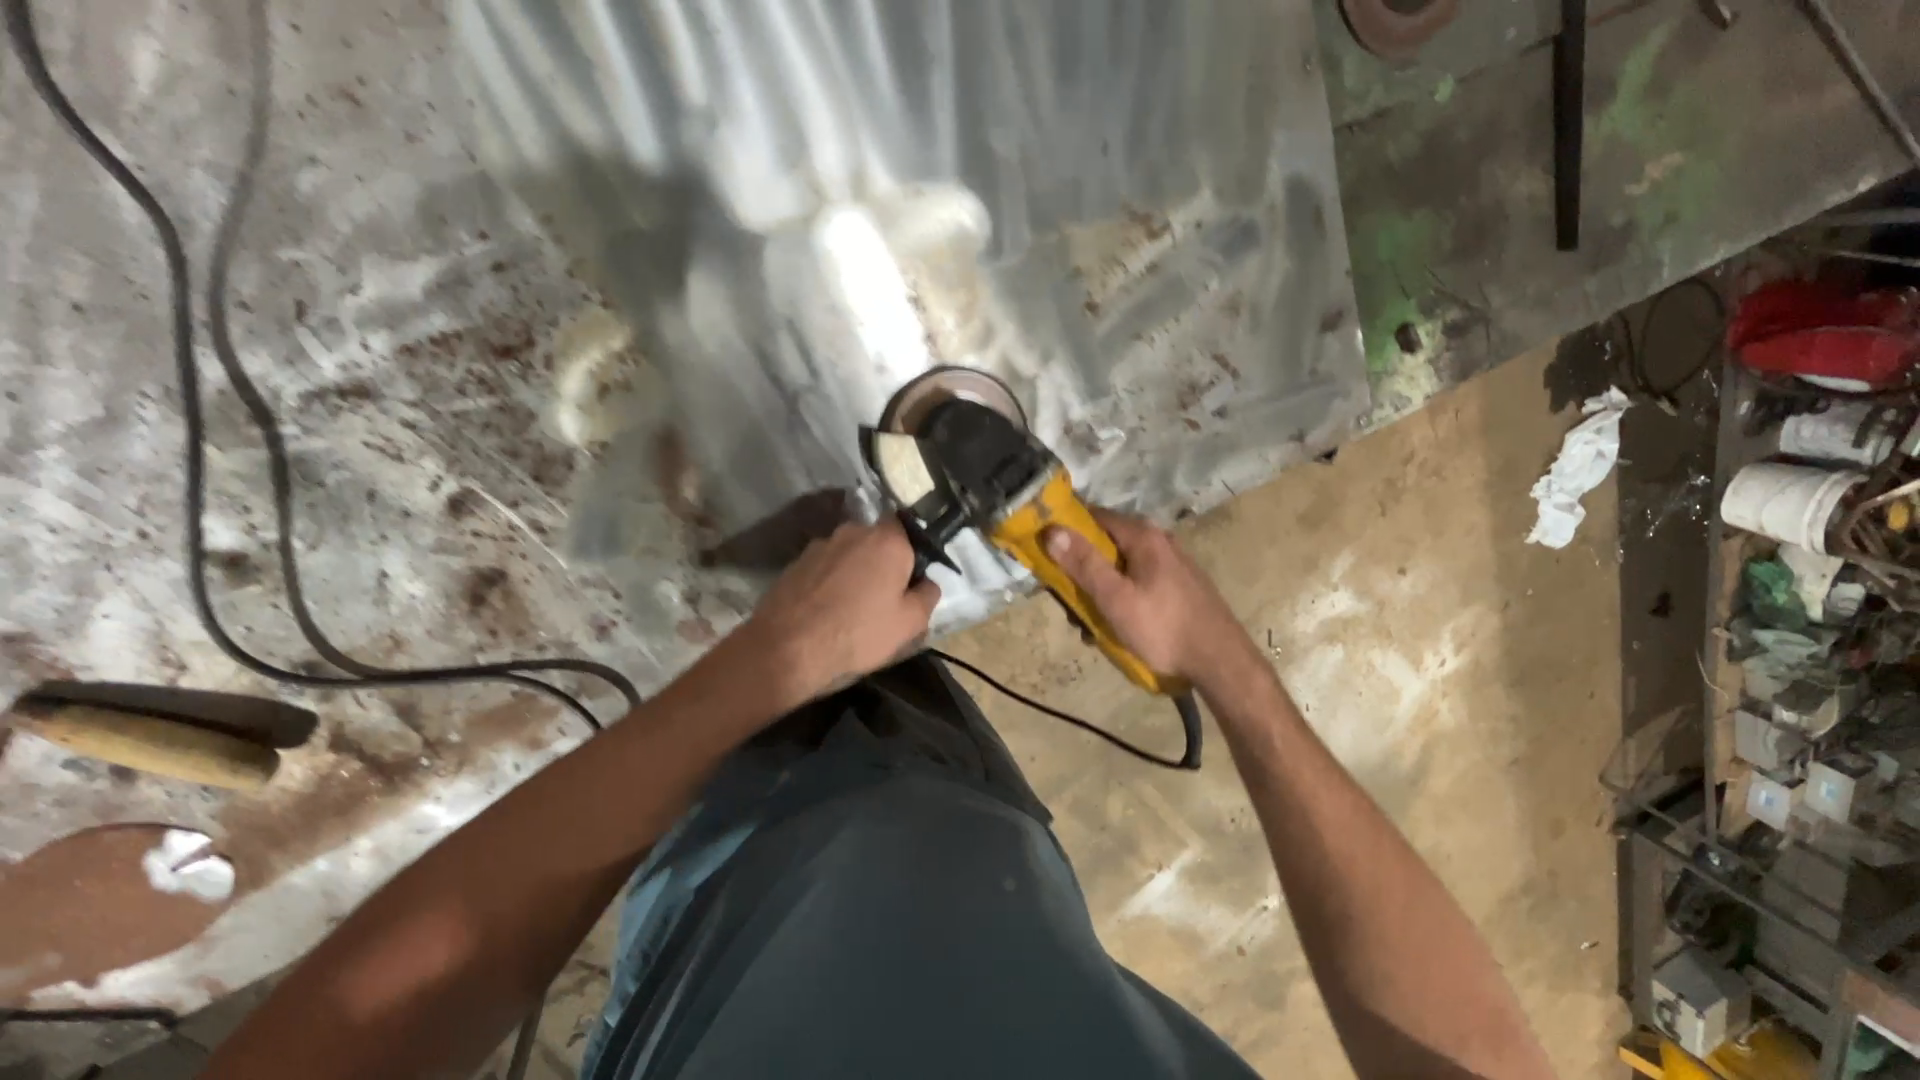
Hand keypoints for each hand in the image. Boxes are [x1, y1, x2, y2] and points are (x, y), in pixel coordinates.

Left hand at [739, 519, 939, 705]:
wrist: (788, 647)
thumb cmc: (858, 633)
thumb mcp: (909, 624)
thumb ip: (927, 596)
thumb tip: (927, 583)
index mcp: (888, 540)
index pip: (908, 528)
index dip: (912, 552)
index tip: (911, 579)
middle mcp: (854, 531)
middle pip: (876, 541)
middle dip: (882, 562)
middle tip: (884, 596)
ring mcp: (821, 545)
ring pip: (848, 554)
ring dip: (853, 572)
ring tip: (851, 606)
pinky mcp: (796, 562)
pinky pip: (824, 567)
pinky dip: (829, 582)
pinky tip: (826, 609)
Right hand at [1044, 509, 1252, 688]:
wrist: (1221, 662)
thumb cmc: (1163, 628)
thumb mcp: (1115, 598)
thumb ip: (1083, 564)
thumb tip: (1051, 529)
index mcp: (1143, 536)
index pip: (1092, 517)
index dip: (1065, 534)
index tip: (1046, 559)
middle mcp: (1159, 541)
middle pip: (1105, 546)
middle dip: (1082, 575)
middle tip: (1072, 610)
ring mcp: (1172, 565)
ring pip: (1120, 570)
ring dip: (1100, 595)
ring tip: (1094, 631)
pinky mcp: (1179, 587)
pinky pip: (1138, 586)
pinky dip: (1122, 602)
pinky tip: (1119, 631)